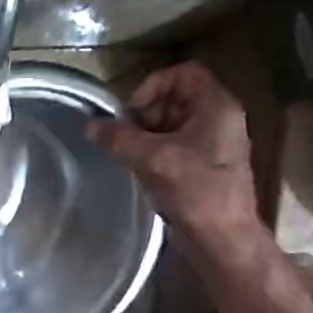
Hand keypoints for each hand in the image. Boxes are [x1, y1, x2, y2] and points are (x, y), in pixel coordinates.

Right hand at [88, 61, 263, 245]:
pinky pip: (176, 146)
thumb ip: (118, 139)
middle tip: (126, 135)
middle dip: (146, 113)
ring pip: (174, 124)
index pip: (184, 73)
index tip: (131, 112)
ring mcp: (214, 144)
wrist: (222, 239)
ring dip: (147, 135)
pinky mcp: (205, 167)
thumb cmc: (195, 192)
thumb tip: (90, 126)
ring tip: (129, 155)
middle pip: (177, 98)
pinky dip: (155, 152)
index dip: (153, 85)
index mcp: (217, 106)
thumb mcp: (152, 159)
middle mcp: (220, 119)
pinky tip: (141, 171)